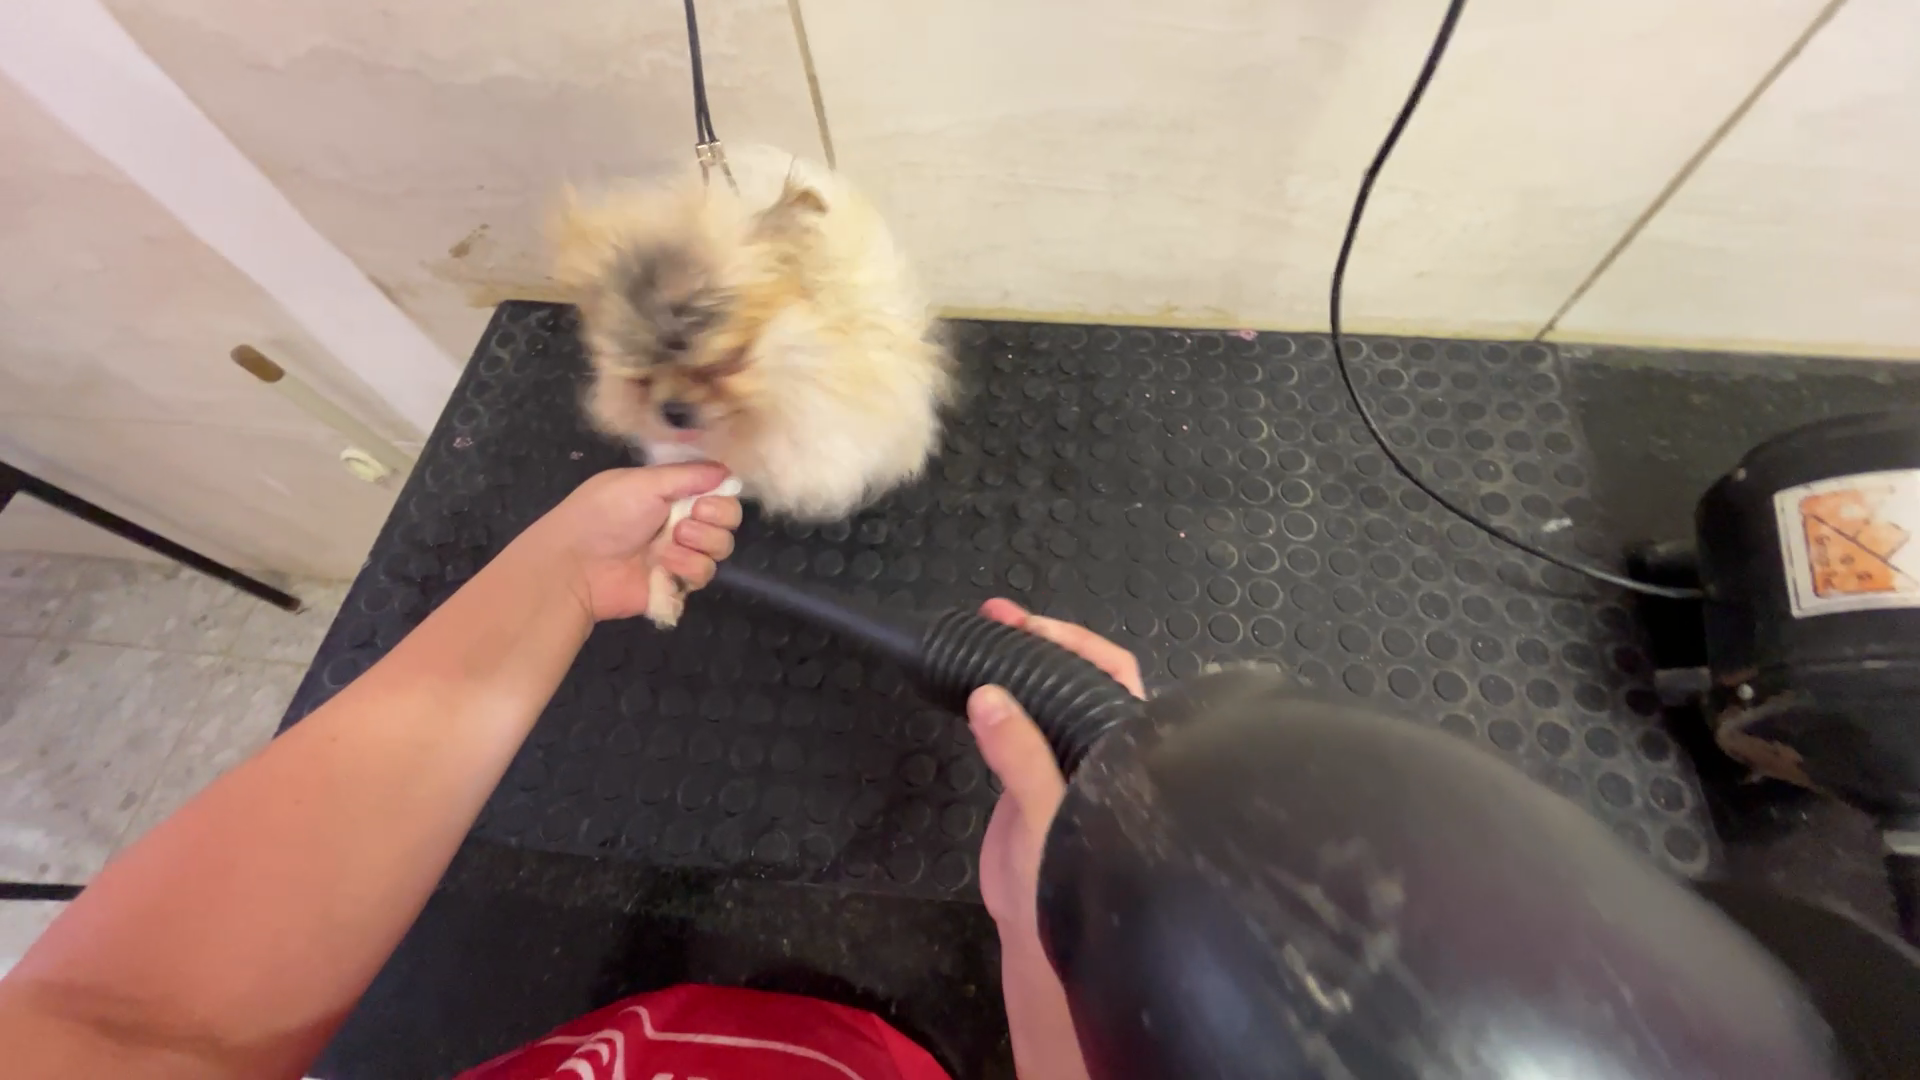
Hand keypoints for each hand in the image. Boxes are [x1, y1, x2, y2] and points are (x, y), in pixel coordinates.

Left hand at [515, 464, 742, 621]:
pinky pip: (705, 573)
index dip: (720, 496)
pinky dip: (687, 567)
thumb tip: (727, 471)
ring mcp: (682, 553)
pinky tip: (663, 566)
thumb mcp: (643, 482)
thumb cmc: (604, 515)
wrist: (577, 566)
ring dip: (700, 543)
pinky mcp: (679, 581)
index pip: (718, 491)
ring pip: (721, 547)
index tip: (704, 498)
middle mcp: (682, 520)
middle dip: (715, 518)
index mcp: (672, 493)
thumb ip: (689, 474)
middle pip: (728, 519)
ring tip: (670, 544)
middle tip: (686, 521)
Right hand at [970, 599, 1145, 943]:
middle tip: (998, 616)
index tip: (1032, 628)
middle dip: (1039, 641)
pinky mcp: (1026, 770)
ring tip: (983, 632)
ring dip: (1015, 663)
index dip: (1075, 644)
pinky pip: (1013, 721)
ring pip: (1042, 693)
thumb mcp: (1048, 821)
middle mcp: (1093, 741)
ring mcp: (1059, 754)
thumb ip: (1022, 760)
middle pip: (1073, 674)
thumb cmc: (1065, 886)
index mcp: (1120, 746)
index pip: (1110, 673)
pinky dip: (995, 694)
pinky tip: (975, 679)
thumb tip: (989, 697)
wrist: (1037, 940)